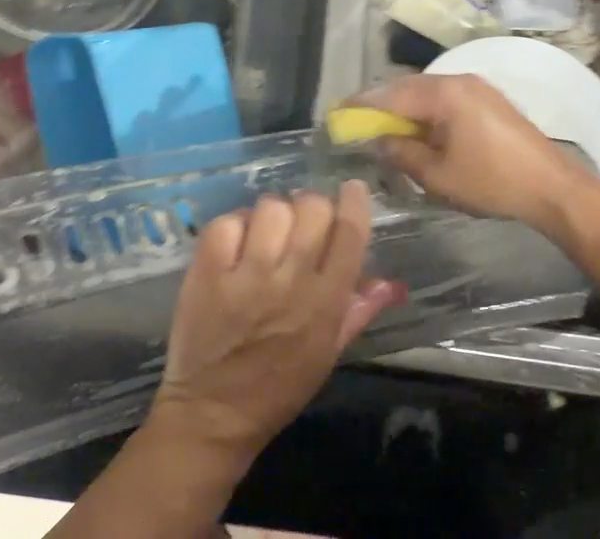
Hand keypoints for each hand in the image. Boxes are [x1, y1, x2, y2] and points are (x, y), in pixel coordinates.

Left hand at [149, 181, 405, 464]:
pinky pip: (227, 222)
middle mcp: (289, 281)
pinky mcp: (207, 271)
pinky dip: (234, 225)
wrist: (214, 412)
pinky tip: (235, 244)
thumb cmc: (278, 387)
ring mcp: (246, 274)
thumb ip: (359, 311)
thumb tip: (392, 283)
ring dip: (273, 214)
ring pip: (271, 208)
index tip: (351, 188)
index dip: (353, 202)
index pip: (350, 233)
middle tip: (302, 222)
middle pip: (312, 209)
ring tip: (266, 233)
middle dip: (312, 206)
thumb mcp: (327, 354)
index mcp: (325, 303)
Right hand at [356, 74, 599, 227]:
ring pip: (425, 92)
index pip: (388, 95)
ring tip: (381, 129)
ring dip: (401, 108)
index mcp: (443, 93)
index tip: (336, 116)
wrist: (552, 188)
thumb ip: (400, 153)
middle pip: (405, 87)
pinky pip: (444, 99)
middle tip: (355, 123)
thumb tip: (376, 141)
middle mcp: (458, 80)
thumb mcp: (436, 175)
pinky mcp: (487, 101)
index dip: (359, 106)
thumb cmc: (491, 182)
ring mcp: (476, 88)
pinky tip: (416, 130)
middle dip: (378, 105)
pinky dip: (423, 112)